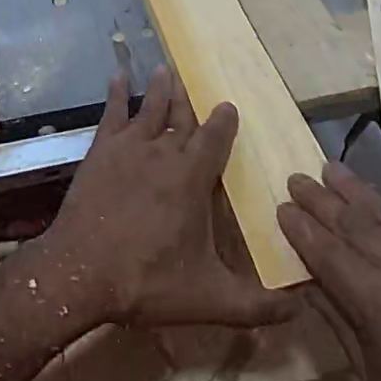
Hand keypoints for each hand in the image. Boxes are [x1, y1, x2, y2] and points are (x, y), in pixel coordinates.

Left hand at [36, 66, 297, 328]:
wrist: (81, 272)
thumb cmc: (148, 281)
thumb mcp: (210, 300)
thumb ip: (256, 306)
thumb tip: (299, 311)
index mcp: (192, 178)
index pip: (215, 139)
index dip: (223, 121)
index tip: (228, 105)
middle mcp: (164, 153)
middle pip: (182, 119)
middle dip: (190, 101)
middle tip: (194, 80)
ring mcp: (129, 148)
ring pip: (150, 109)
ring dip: (159, 89)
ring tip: (165, 69)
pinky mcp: (101, 152)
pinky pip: (111, 114)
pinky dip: (116, 94)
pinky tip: (118, 76)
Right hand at [277, 163, 380, 380]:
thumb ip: (342, 328)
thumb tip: (307, 286)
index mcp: (376, 300)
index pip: (326, 252)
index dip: (300, 228)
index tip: (279, 206)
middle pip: (353, 223)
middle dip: (320, 199)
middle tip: (295, 177)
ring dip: (358, 189)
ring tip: (332, 167)